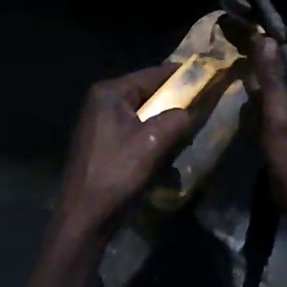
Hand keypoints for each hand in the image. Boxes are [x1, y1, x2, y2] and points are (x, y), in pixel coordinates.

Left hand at [57, 64, 194, 237]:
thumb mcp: (152, 143)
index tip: (201, 73)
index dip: (176, 74)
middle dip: (170, 100)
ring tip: (182, 130)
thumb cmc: (116, 173)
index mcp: (108, 93)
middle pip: (144, 92)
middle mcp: (100, 101)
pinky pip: (132, 129)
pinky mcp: (100, 141)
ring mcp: (98, 121)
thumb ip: (175, 120)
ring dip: (160, 121)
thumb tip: (187, 112)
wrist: (84, 213)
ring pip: (139, 113)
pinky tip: (162, 150)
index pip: (150, 74)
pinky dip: (148, 135)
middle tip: (197, 104)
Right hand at [250, 37, 286, 207]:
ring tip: (241, 69)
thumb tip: (264, 38)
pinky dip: (269, 94)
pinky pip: (285, 99)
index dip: (275, 42)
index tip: (249, 35)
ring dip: (267, 77)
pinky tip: (250, 96)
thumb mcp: (279, 112)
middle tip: (240, 51)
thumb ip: (272, 75)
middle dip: (269, 59)